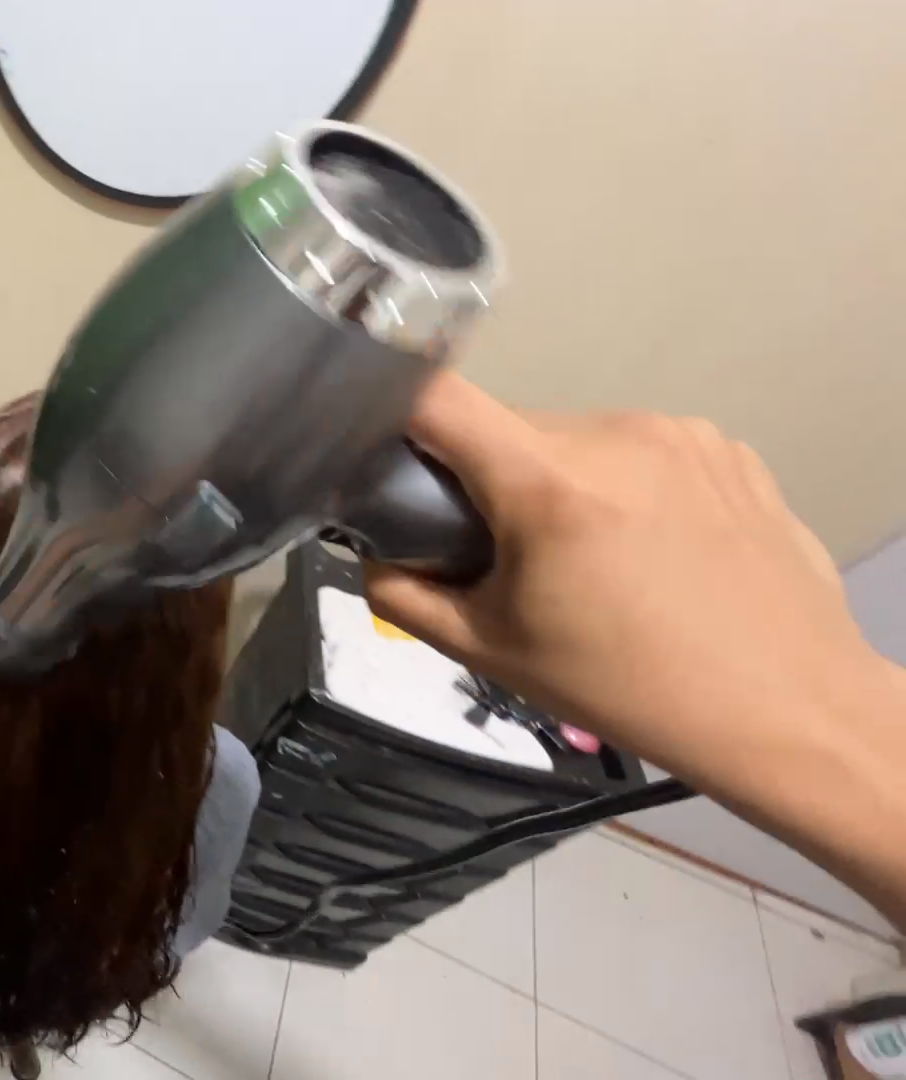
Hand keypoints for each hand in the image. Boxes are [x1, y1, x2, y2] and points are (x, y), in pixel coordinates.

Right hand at [363, 373, 884, 772]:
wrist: (788, 712)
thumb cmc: (620, 684)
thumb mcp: (481, 647)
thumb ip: (397, 592)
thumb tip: (367, 554)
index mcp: (551, 486)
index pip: (439, 401)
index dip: (389, 411)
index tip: (374, 448)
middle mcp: (617, 436)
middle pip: (497, 425)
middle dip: (469, 471)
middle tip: (479, 539)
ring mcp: (680, 435)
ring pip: (558, 435)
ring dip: (534, 474)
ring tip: (561, 546)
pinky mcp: (723, 447)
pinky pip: (620, 444)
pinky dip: (598, 479)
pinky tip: (627, 539)